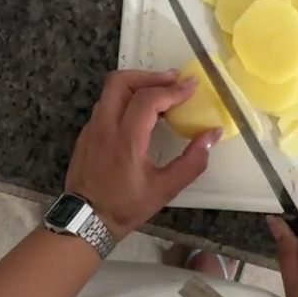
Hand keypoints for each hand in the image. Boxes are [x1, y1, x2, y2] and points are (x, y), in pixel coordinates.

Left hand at [65, 69, 218, 236]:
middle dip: (149, 76)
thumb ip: (192, 162)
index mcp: (125, 140)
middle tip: (172, 82)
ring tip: (160, 96)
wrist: (85, 220)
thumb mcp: (164, 189)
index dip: (172, 89)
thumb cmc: (125, 207)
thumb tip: (212, 135)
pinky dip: (124, 101)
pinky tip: (140, 115)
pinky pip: (105, 106)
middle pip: (120, 81)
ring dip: (136, 87)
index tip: (192, 86)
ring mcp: (91, 129)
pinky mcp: (85, 135)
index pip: (147, 99)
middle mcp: (104, 127)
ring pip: (110, 92)